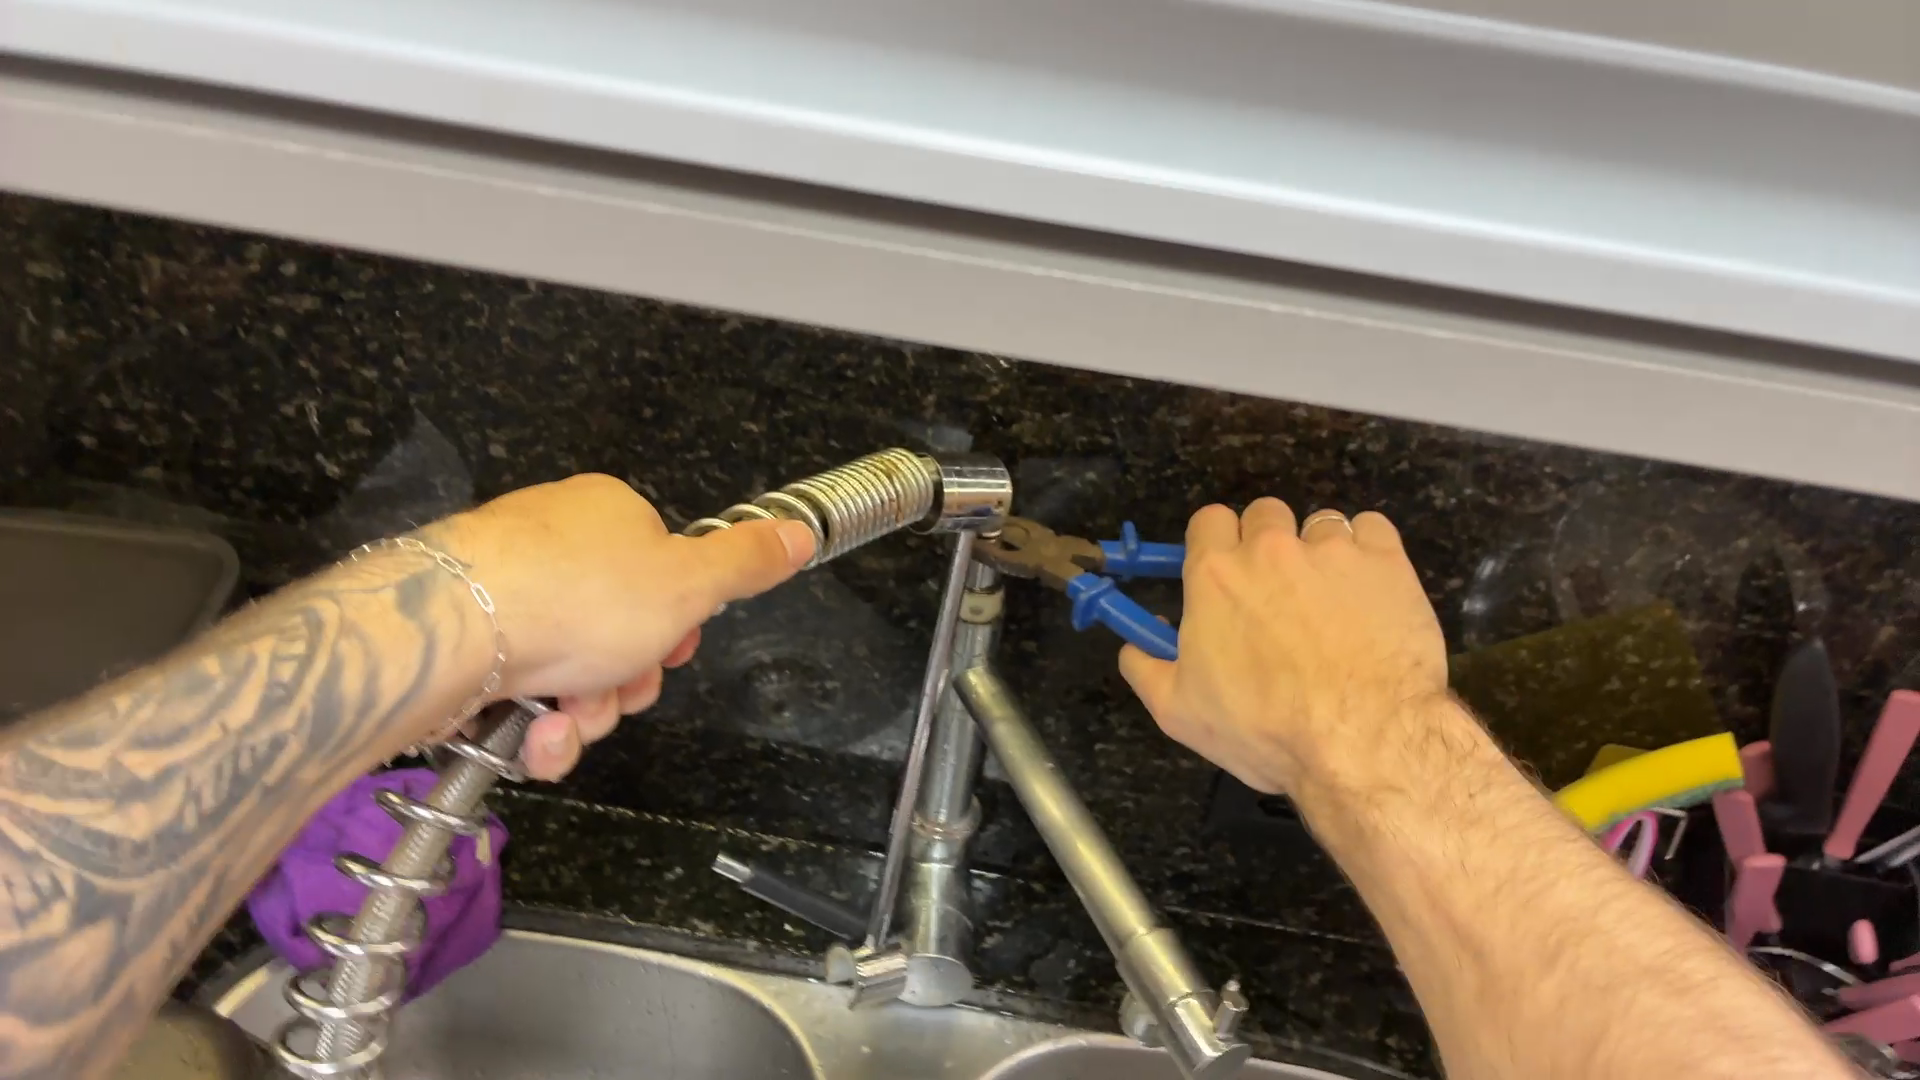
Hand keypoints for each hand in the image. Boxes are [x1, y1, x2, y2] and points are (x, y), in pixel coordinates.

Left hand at [435, 474, 814, 779]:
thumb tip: (801, 530)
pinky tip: (534, 740)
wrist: (445, 631)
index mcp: (611, 516)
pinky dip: (537, 721)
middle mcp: (556, 542)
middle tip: (618, 690)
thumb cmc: (585, 599)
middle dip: (628, 677)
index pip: (665, 574)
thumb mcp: (690, 584)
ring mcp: (503, 587)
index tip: (673, 649)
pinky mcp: (459, 633)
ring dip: (586, 709)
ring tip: (566, 723)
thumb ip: (747, 561)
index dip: (679, 624)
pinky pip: (521, 681)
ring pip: (573, 664)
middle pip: (622, 626)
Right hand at [1118, 499, 1446, 795]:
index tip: (1223, 571)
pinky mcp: (1387, 562)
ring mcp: (1331, 551)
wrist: (1363, 741)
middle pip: (1264, 512)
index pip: (1208, 520)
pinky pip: (1371, 528)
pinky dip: (1368, 552)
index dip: (1214, 542)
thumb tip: (1134, 643)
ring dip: (1318, 551)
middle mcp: (1269, 549)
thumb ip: (1143, 666)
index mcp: (1214, 574)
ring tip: (1331, 598)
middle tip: (1276, 590)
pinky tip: (1369, 588)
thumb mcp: (1176, 711)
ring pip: (1319, 523)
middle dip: (1266, 542)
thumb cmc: (1262, 726)